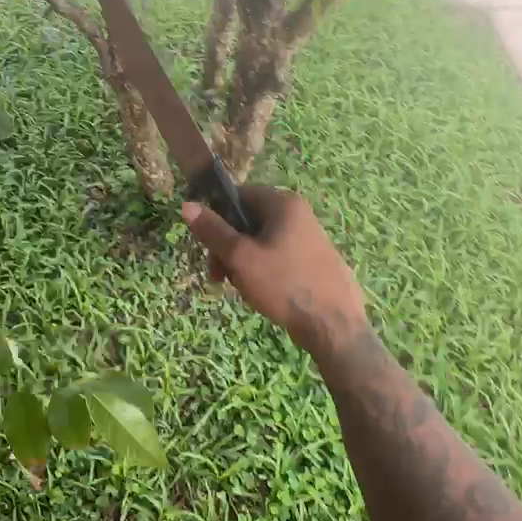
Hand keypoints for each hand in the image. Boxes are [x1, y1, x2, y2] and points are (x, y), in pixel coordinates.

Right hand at [182, 187, 369, 355]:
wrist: (334, 325)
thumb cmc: (283, 284)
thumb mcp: (240, 257)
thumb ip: (212, 231)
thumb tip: (187, 205)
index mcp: (283, 204)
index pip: (238, 195)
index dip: (216, 218)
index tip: (206, 246)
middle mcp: (299, 214)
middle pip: (247, 221)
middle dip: (227, 247)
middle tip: (217, 277)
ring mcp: (308, 238)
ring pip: (260, 242)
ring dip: (241, 262)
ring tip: (239, 288)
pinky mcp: (312, 261)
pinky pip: (276, 257)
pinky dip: (261, 270)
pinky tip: (259, 292)